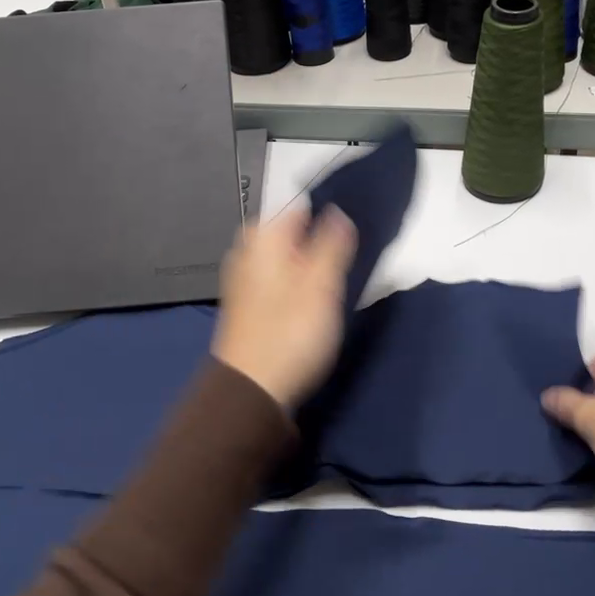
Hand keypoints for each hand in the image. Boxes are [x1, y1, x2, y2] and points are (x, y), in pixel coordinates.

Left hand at [211, 205, 356, 409]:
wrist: (252, 390)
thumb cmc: (290, 332)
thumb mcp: (322, 285)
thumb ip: (332, 244)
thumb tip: (339, 213)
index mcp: (262, 236)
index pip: (297, 205)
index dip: (325, 212)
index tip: (351, 229)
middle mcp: (247, 250)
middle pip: (290, 232)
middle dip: (316, 238)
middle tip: (344, 257)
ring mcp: (243, 278)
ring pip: (284, 256)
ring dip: (307, 262)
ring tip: (333, 279)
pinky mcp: (247, 304)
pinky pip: (277, 278)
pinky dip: (294, 282)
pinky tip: (311, 300)